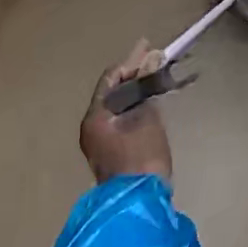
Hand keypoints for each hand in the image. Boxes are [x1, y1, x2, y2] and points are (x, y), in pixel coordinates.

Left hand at [79, 35, 173, 184]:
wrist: (138, 200)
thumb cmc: (141, 154)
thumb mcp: (147, 115)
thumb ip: (146, 86)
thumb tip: (152, 57)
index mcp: (96, 116)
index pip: (111, 78)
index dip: (131, 61)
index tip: (149, 46)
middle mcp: (91, 127)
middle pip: (112, 91)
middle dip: (133, 74)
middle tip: (155, 59)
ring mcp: (99, 142)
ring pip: (117, 105)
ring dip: (135, 89)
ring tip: (155, 75)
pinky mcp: (110, 151)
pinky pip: (120, 117)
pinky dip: (134, 104)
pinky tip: (149, 100)